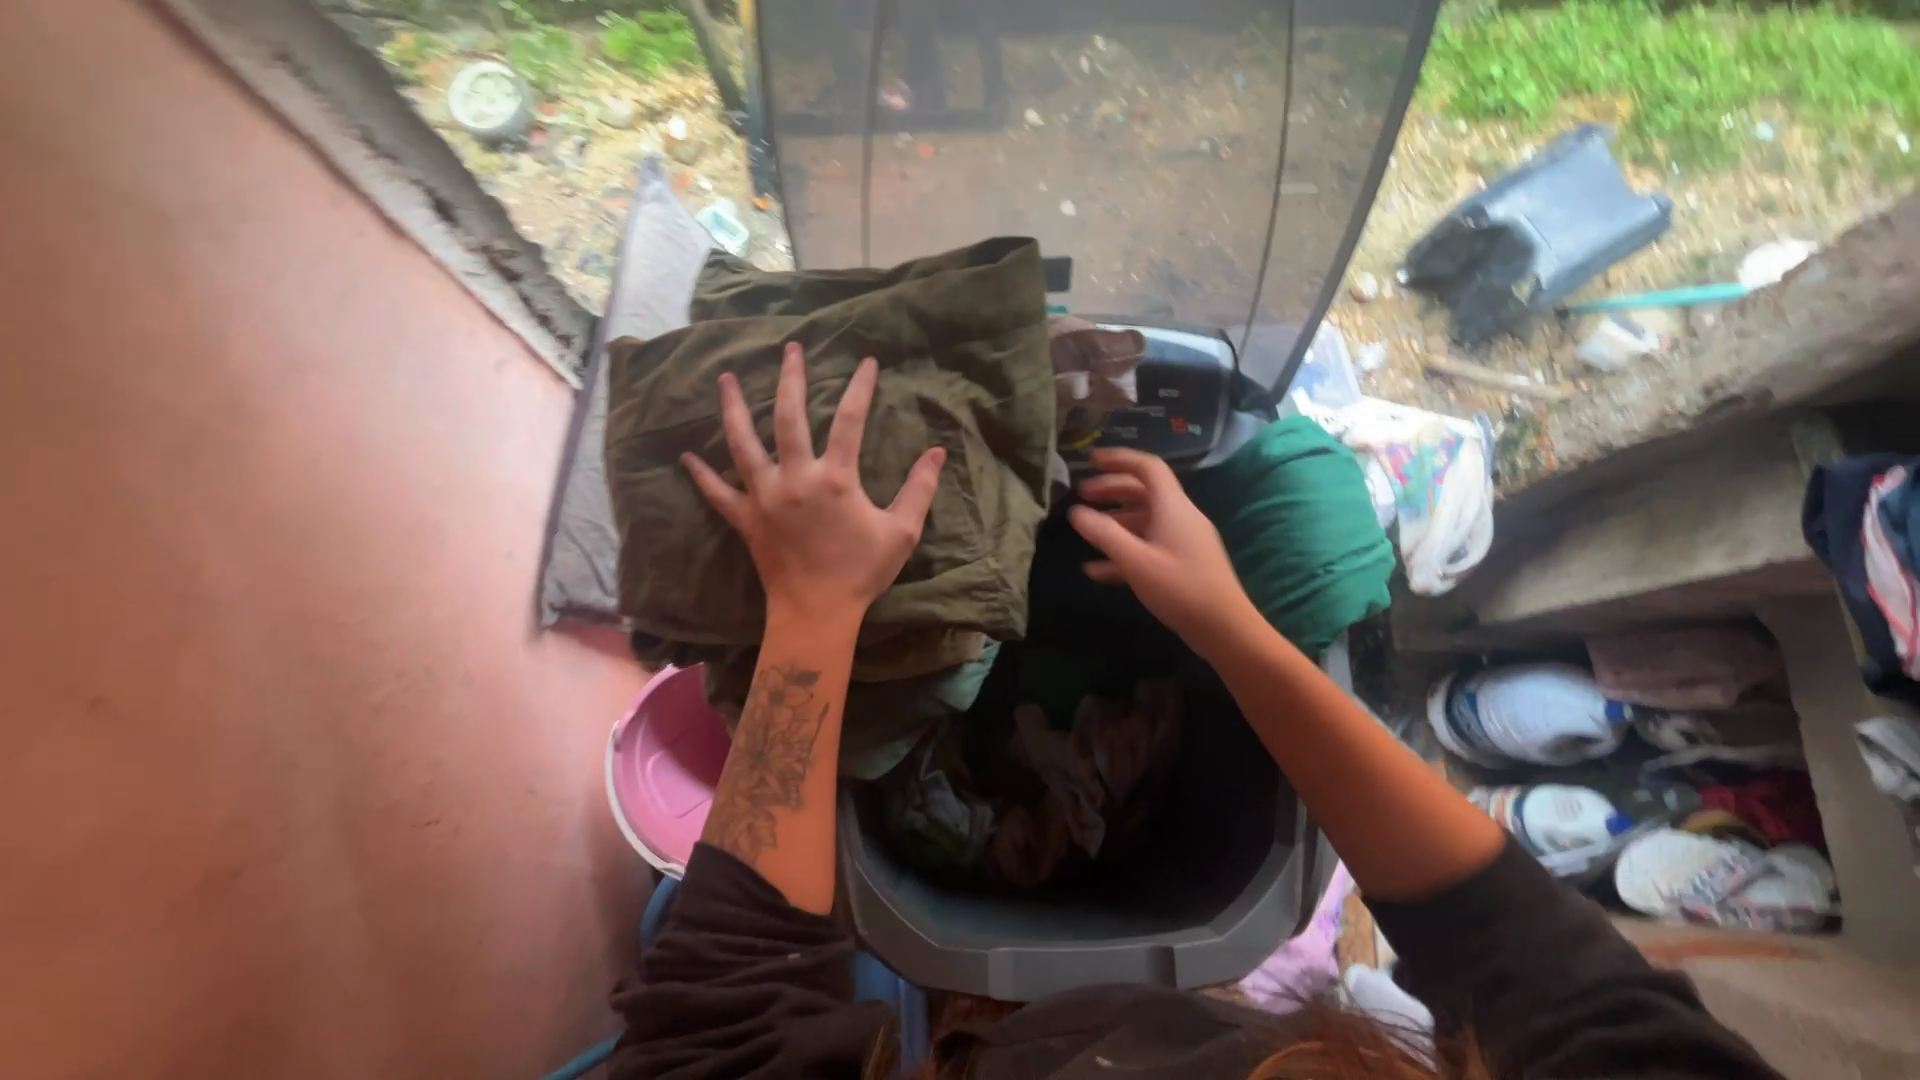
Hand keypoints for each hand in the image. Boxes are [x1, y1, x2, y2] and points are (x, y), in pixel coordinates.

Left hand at [681, 342, 944, 628]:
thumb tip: (938, 452)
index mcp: (836, 479)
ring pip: (743, 444)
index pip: (851, 420)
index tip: (867, 361)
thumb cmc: (861, 572)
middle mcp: (795, 479)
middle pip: (788, 417)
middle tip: (791, 349)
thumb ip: (920, 489)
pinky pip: (718, 493)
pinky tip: (688, 455)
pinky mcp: (745, 520)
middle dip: (791, 379)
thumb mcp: (901, 532)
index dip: (861, 387)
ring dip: (733, 409)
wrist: (817, 612)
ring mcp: (764, 497)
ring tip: (724, 379)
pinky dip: (702, 474)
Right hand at [1068, 447, 1259, 658]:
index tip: (1091, 460)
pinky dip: (1125, 550)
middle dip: (1112, 490)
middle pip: (1144, 492)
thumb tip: (1075, 512)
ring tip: (1086, 531)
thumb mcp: (1136, 561)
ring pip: (1144, 520)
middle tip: (1082, 494)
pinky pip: (1149, 546)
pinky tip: (1097, 569)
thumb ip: (1104, 534)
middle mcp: (1180, 517)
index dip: (1119, 459)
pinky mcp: (1183, 563)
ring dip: (1115, 521)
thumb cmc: (1180, 589)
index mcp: (1173, 507)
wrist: (1224, 628)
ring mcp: (1183, 540)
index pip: (1148, 468)